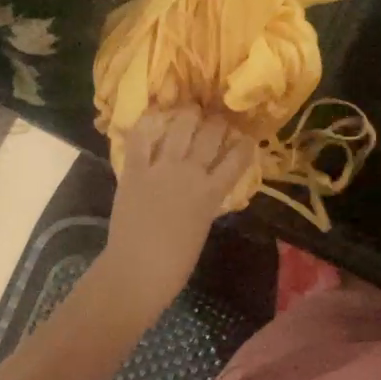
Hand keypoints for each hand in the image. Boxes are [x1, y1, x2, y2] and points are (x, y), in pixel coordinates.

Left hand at [105, 106, 255, 301]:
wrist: (138, 270)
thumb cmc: (175, 262)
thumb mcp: (202, 227)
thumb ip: (206, 202)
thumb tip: (207, 186)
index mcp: (212, 193)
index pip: (237, 159)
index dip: (244, 144)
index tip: (246, 135)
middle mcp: (190, 173)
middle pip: (210, 135)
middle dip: (217, 122)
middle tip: (216, 117)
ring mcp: (161, 168)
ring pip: (180, 127)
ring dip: (188, 114)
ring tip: (190, 109)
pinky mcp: (134, 170)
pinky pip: (140, 138)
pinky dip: (146, 123)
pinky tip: (153, 114)